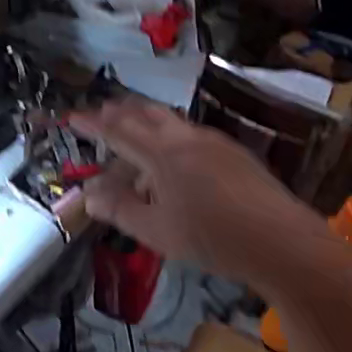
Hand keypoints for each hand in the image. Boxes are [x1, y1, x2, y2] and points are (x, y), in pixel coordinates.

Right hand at [71, 100, 343, 295]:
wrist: (279, 240)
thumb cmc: (211, 239)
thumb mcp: (157, 231)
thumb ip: (120, 209)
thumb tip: (88, 192)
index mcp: (162, 154)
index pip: (118, 131)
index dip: (93, 123)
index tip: (72, 116)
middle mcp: (187, 138)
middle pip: (148, 114)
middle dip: (122, 112)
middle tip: (103, 112)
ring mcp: (215, 142)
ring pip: (173, 122)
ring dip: (148, 121)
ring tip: (135, 129)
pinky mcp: (235, 154)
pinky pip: (193, 134)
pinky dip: (172, 137)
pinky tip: (176, 157)